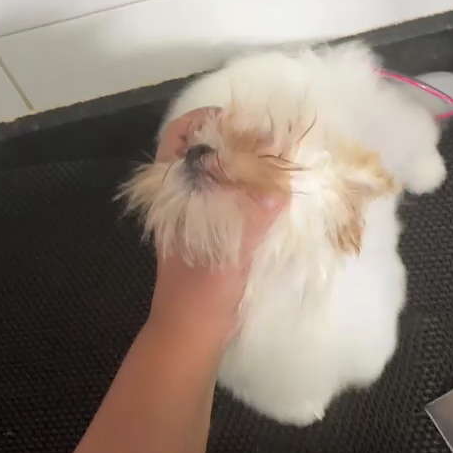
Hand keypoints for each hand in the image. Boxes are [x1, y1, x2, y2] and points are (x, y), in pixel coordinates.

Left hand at [145, 110, 285, 352]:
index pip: (179, 137)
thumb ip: (253, 214)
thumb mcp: (230, 249)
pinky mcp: (210, 229)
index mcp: (171, 192)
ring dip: (241, 159)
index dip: (206, 121)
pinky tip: (275, 190)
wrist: (190, 332)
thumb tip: (280, 182)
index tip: (242, 121)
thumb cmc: (201, 290)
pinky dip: (248, 185)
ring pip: (213, 170)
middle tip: (268, 136)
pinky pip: (227, 194)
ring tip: (275, 156)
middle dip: (231, 136)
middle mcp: (179, 196)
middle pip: (199, 148)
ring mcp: (194, 212)